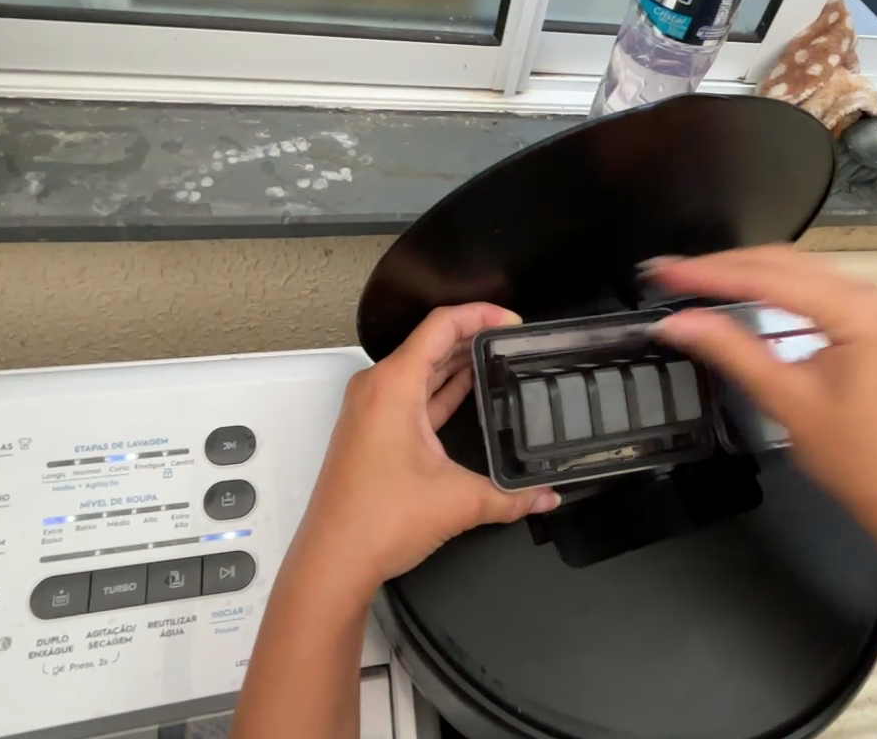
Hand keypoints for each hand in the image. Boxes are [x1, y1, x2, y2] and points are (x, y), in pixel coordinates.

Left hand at [291, 303, 559, 598]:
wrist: (332, 563)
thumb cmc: (373, 523)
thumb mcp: (457, 501)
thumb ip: (511, 496)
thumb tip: (544, 496)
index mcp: (394, 385)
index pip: (440, 325)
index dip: (479, 314)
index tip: (510, 318)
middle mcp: (378, 388)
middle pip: (431, 341)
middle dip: (473, 335)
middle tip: (510, 337)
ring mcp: (372, 408)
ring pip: (422, 367)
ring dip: (457, 359)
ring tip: (495, 355)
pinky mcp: (373, 429)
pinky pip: (413, 392)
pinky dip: (442, 386)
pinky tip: (468, 388)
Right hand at [650, 246, 876, 520]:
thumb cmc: (852, 454)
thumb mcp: (784, 398)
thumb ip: (729, 350)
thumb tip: (675, 322)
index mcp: (855, 311)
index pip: (767, 278)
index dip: (708, 273)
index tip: (664, 271)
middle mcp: (866, 294)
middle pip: (779, 262)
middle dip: (719, 265)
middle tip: (668, 272)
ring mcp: (866, 303)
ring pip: (790, 268)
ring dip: (738, 270)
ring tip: (689, 276)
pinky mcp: (860, 317)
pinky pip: (803, 284)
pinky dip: (762, 283)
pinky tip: (731, 290)